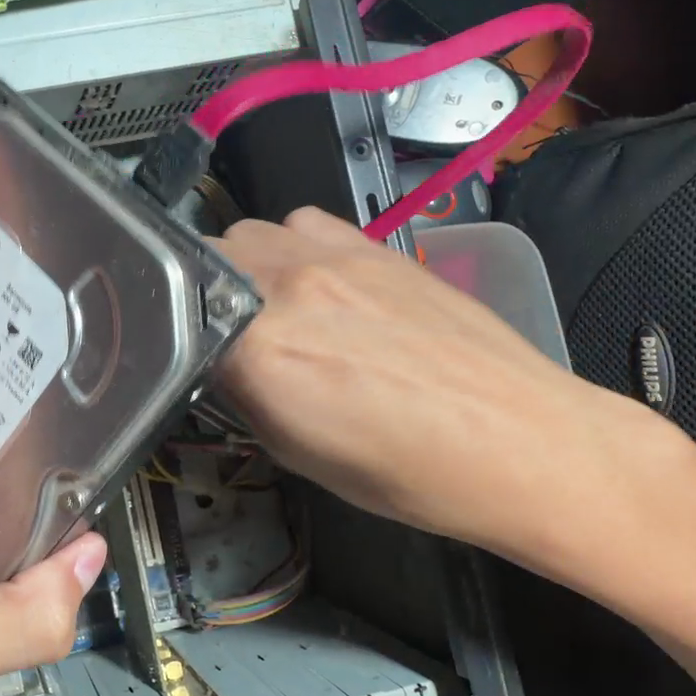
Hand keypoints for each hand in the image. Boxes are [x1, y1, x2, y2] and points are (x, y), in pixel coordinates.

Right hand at [209, 207, 677, 558]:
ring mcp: (332, 256)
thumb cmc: (414, 471)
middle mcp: (287, 288)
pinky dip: (290, 249)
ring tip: (272, 308)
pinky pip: (299, 224)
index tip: (192, 361)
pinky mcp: (372, 243)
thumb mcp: (294, 453)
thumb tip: (216, 360)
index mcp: (261, 351)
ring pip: (245, 235)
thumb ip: (238, 392)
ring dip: (241, 268)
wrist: (522, 443)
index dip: (173, 341)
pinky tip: (315, 284)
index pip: (174, 322)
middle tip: (230, 339)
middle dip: (200, 299)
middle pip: (201, 264)